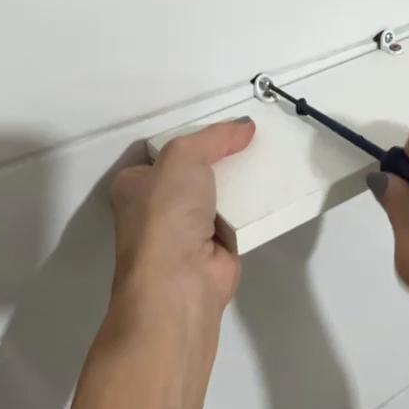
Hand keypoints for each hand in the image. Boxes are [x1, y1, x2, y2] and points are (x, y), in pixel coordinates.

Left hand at [107, 117, 254, 320]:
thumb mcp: (183, 156)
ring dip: (241, 181)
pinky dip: (254, 208)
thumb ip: (214, 137)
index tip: (223, 127)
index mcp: (133, 184)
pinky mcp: (215, 251)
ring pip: (219, 195)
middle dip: (220, 159)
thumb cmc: (167, 213)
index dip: (191, 137)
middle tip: (252, 139)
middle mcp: (156, 208)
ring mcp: (186, 232)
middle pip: (194, 172)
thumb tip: (245, 126)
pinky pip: (238, 219)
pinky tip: (274, 189)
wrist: (180, 282)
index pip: (162, 152)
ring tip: (269, 156)